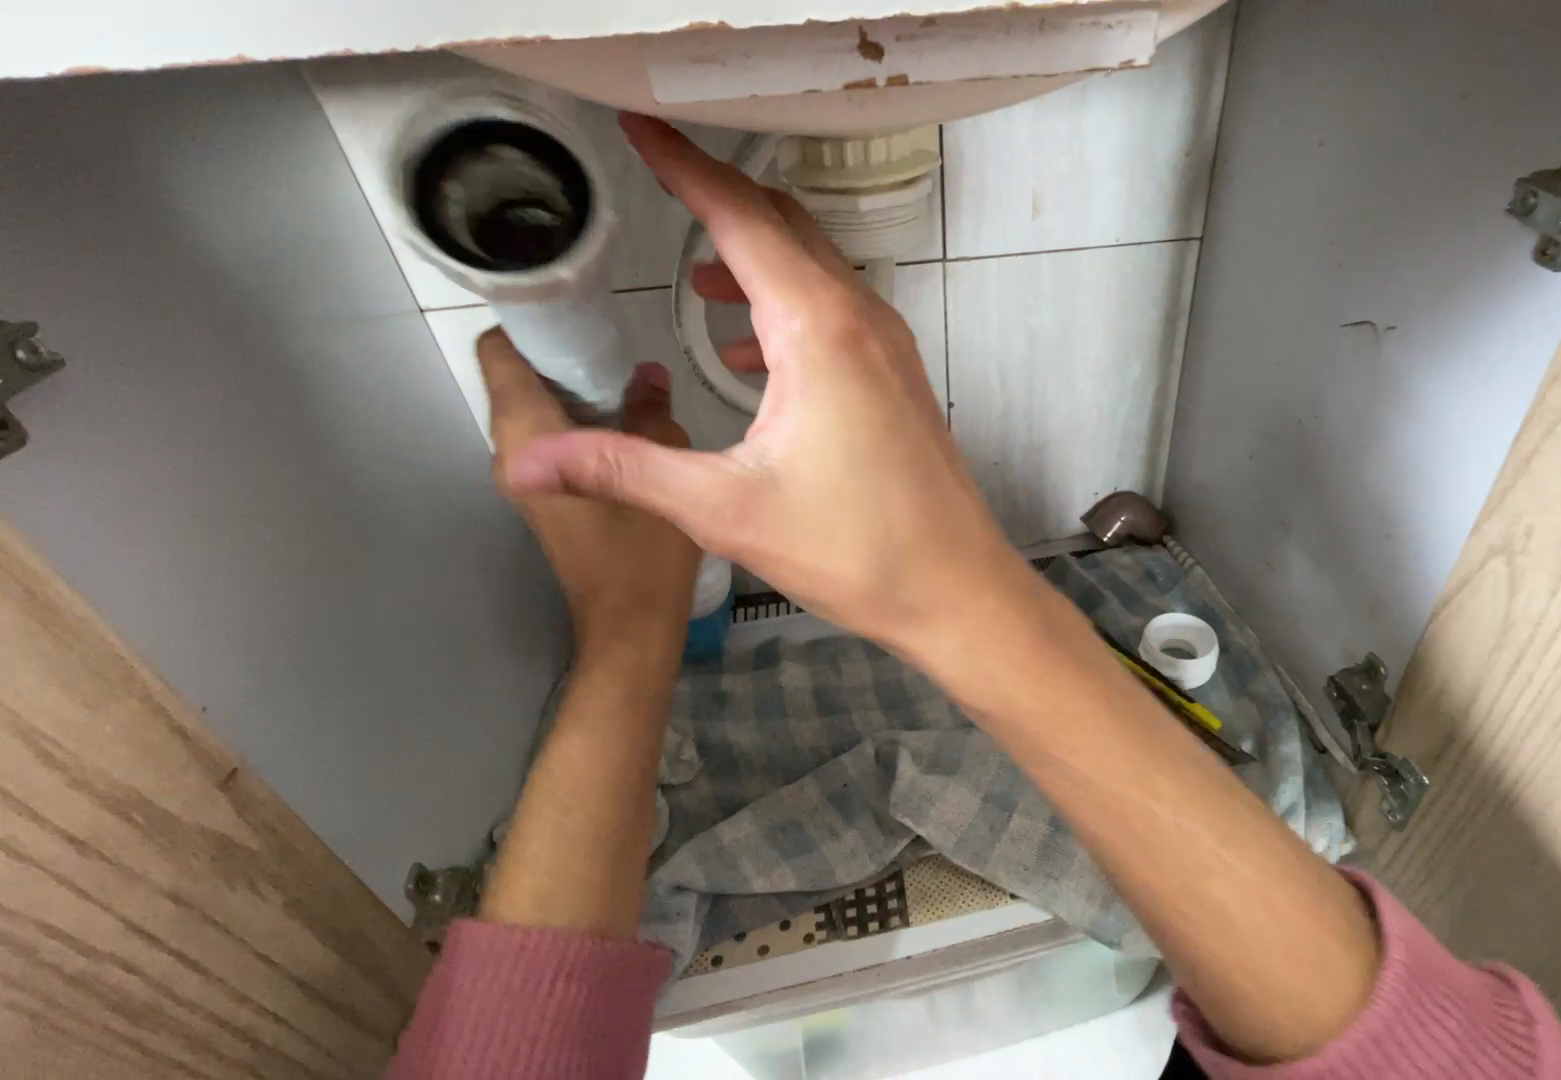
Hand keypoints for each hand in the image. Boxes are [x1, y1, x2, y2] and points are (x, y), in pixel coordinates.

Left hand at [479, 327, 701, 657]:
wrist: (630, 623)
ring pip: (537, 411)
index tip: (580, 313)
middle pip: (517, 379)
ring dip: (576, 391)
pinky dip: (581, 423)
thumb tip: (647, 374)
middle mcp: (510, 453)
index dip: (532, 323)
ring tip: (631, 382)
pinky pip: (552, 440)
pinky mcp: (545, 496)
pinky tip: (629, 426)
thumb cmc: (644, 551)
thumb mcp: (662, 469)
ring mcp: (524, 478)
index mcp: (528, 437)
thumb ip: (651, 412)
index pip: (500, 354)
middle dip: (563, 355)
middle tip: (619, 345)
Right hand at [500, 115, 1031, 658]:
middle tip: (661, 180)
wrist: (955, 588)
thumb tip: (528, 460)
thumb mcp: (726, 509)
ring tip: (696, 274)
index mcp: (818, 330)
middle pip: (785, 228)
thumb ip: (625, 470)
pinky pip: (838, 318)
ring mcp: (889, 348)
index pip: (742, 216)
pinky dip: (788, 311)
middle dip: (721, 199)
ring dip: (757, 260)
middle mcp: (861, 320)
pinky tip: (751, 353)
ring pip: (817, 271)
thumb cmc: (854, 548)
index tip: (639, 126)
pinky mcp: (899, 381)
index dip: (684, 167)